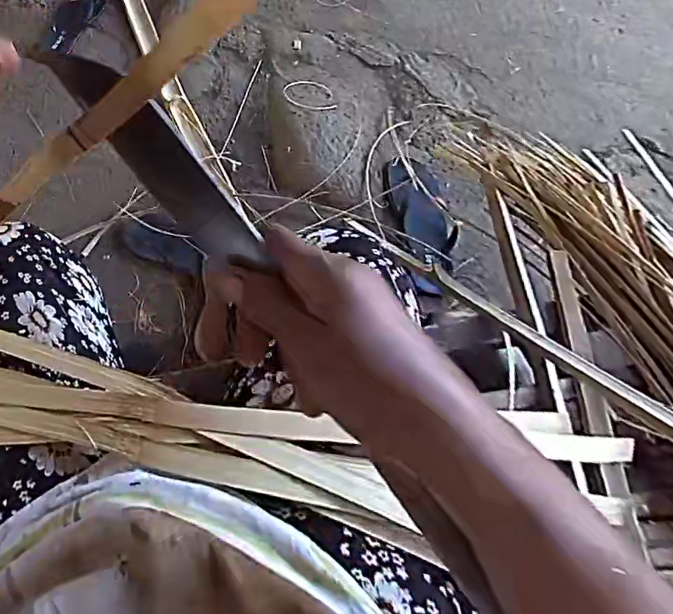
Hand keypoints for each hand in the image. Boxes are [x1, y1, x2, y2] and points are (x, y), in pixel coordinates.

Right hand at [198, 227, 475, 456]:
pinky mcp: (372, 331)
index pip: (270, 241)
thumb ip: (263, 305)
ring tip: (291, 384)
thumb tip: (227, 273)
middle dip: (256, 315)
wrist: (445, 431)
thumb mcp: (305, 346)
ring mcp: (360, 304)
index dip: (242, 267)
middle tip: (243, 357)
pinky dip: (310, 354)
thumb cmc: (373, 386)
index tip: (227, 306)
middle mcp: (344, 277)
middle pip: (280, 279)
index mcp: (327, 270)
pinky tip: (315, 392)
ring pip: (300, 308)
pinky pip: (325, 329)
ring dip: (283, 342)